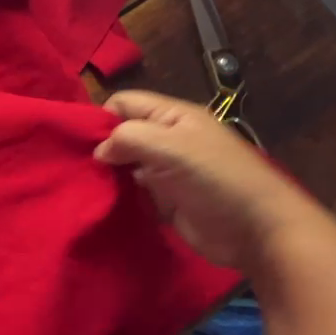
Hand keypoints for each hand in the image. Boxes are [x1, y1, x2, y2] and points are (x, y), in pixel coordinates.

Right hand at [93, 90, 325, 273]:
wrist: (257, 231)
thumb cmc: (216, 180)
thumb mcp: (172, 147)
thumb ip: (128, 138)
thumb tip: (99, 151)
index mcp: (173, 116)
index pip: (124, 103)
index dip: (101, 118)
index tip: (81, 144)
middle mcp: (168, 139)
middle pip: (121, 134)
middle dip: (100, 148)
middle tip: (78, 168)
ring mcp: (167, 171)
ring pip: (124, 165)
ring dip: (107, 175)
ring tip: (85, 187)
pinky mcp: (165, 201)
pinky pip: (132, 193)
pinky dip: (118, 197)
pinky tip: (102, 204)